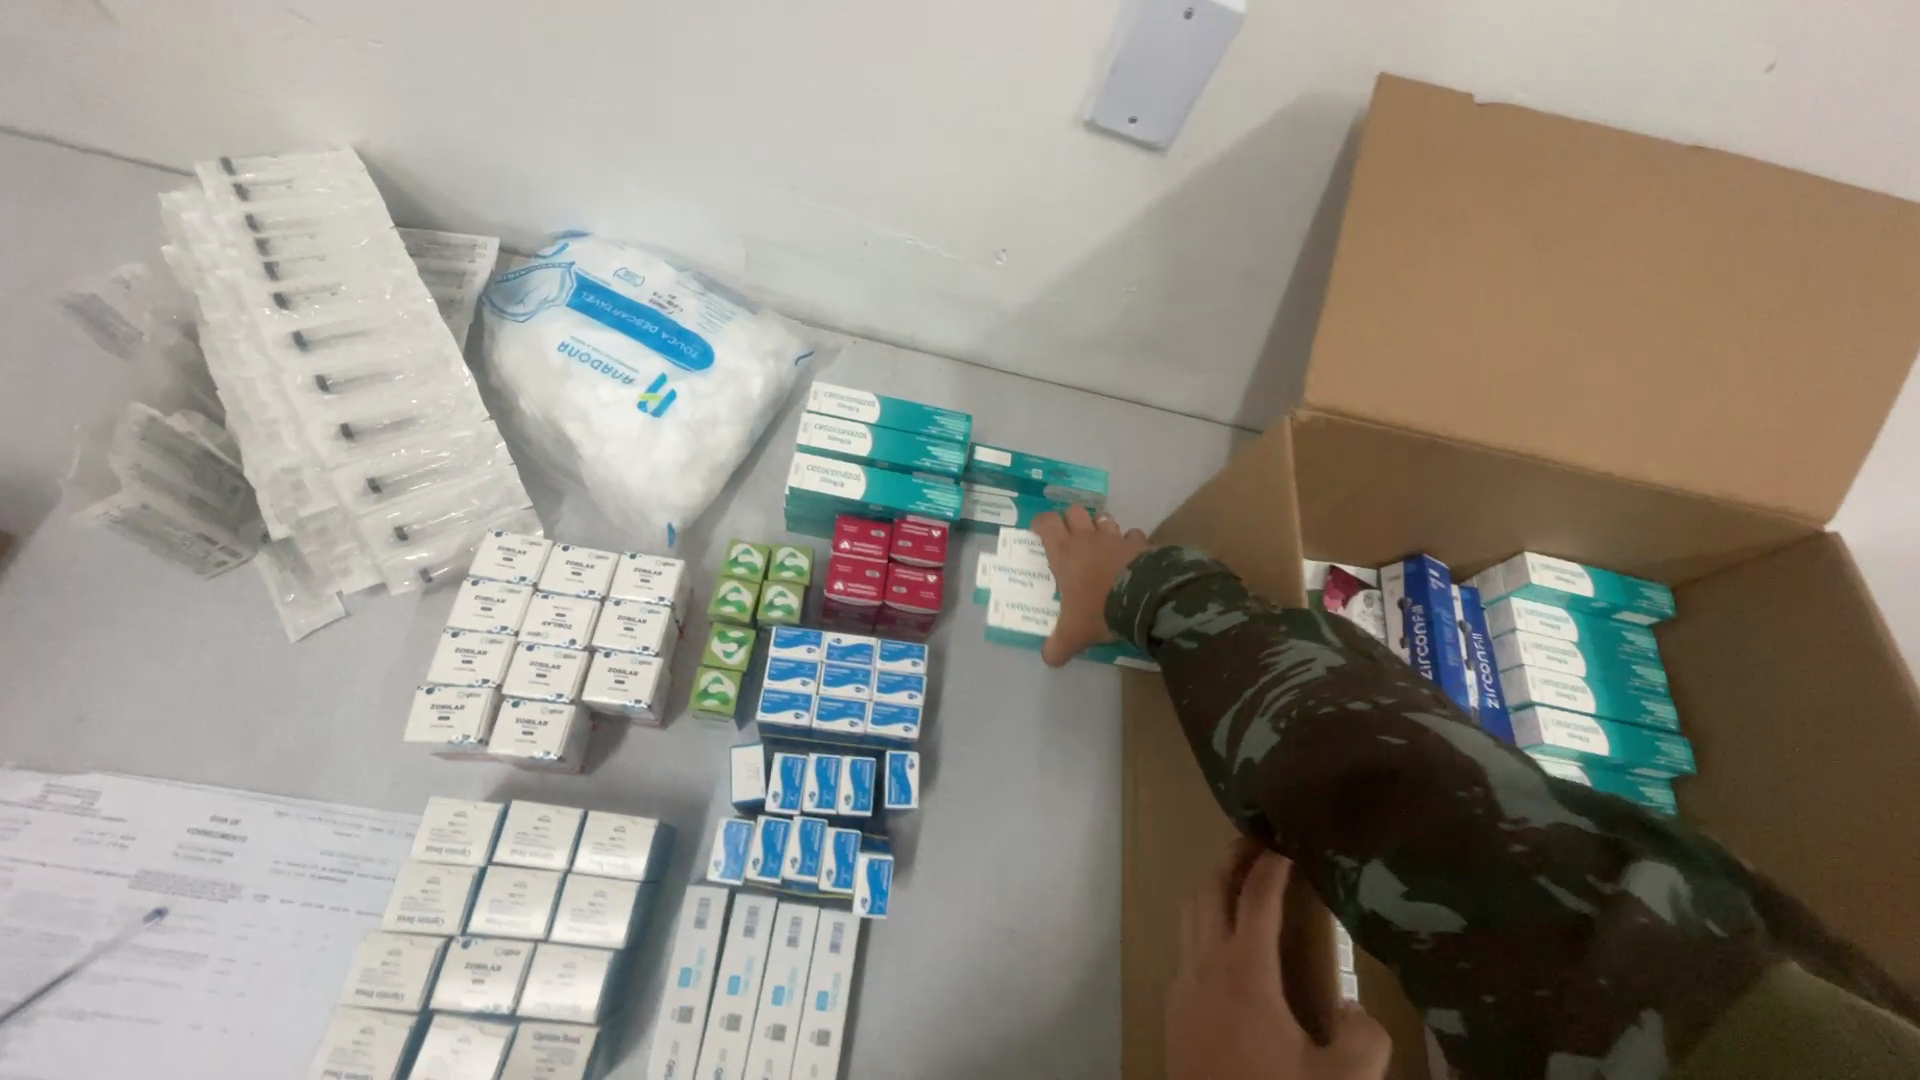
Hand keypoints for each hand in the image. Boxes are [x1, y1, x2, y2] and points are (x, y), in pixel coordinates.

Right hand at [1031, 506, 1148, 666]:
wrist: (1144, 601)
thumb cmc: (1098, 610)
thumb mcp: (1074, 634)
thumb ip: (1058, 646)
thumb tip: (1049, 660)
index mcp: (1064, 552)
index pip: (1046, 522)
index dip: (1041, 524)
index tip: (1039, 534)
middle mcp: (1088, 538)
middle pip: (1074, 511)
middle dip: (1071, 520)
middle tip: (1070, 538)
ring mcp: (1116, 538)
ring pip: (1104, 518)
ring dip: (1100, 527)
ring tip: (1100, 544)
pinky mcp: (1140, 543)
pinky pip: (1133, 535)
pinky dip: (1130, 542)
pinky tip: (1131, 556)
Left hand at [1166, 839, 1389, 1079]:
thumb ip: (1364, 1038)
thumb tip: (1352, 1007)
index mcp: (1244, 970)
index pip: (1257, 898)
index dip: (1272, 865)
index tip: (1286, 842)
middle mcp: (1205, 964)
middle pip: (1208, 889)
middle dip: (1230, 859)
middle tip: (1254, 842)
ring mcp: (1182, 983)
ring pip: (1189, 913)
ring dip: (1211, 886)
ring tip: (1238, 880)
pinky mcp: (1172, 1005)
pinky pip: (1184, 945)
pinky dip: (1202, 922)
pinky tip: (1226, 942)